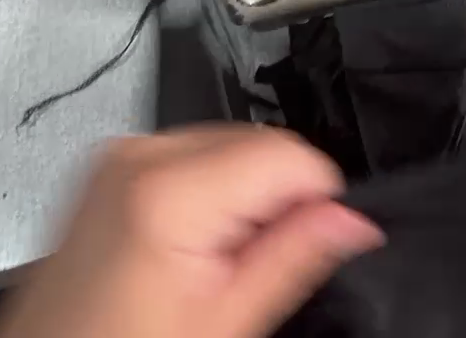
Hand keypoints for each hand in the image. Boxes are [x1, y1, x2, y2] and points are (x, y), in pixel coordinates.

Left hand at [0, 124, 383, 337]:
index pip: (288, 153)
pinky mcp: (111, 164)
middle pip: (257, 145)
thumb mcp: (221, 326)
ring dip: (240, 196)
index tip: (313, 236)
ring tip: (206, 266)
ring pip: (227, 147)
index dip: (314, 198)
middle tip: (245, 270)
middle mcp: (138, 154)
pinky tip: (185, 247)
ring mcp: (119, 155)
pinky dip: (206, 192)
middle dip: (271, 200)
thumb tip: (355, 219)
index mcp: (168, 189)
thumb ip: (294, 257)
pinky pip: (190, 155)